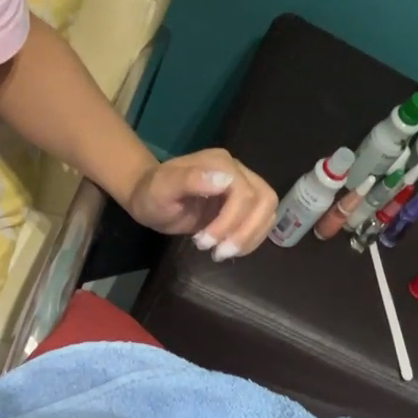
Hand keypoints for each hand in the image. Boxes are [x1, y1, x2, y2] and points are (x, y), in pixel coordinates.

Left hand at [126, 148, 276, 262]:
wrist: (150, 199)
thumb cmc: (153, 194)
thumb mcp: (163, 187)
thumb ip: (191, 179)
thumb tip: (225, 180)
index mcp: (220, 163)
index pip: (243, 192)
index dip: (229, 221)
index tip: (202, 242)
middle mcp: (238, 172)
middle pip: (263, 201)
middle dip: (243, 232)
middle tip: (218, 253)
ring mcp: (243, 188)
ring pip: (267, 211)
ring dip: (250, 237)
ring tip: (221, 253)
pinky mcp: (242, 206)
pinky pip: (261, 221)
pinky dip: (250, 239)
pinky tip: (229, 249)